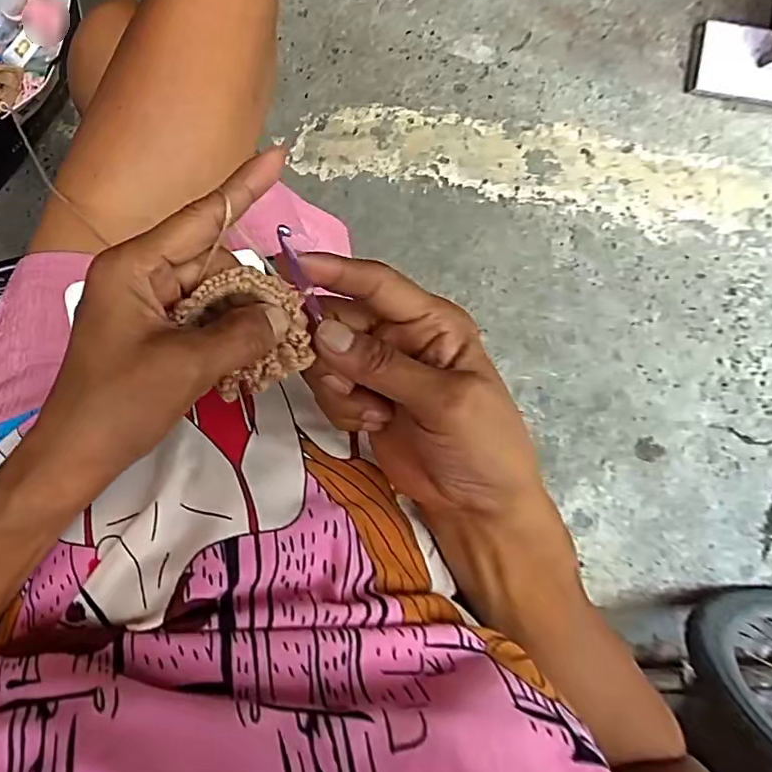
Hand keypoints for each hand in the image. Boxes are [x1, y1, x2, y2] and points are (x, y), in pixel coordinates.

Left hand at [28, 149, 291, 489]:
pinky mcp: (142, 332)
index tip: (277, 154)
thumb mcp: (187, 366)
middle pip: (208, 261)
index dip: (243, 188)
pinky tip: (244, 357)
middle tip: (285, 319)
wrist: (73, 453)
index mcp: (132, 266)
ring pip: (204, 293)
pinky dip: (219, 334)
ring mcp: (137, 304)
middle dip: (248, 286)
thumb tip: (277, 313)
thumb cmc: (118, 405)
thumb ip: (240, 332)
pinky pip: (192, 318)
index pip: (199, 219)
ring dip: (237, 316)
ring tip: (268, 346)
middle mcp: (133, 275)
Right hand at [292, 253, 548, 524]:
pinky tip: (371, 423)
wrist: (477, 507)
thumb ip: (381, 365)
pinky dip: (339, 406)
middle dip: (329, 352)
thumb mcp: (443, 402)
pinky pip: (324, 385)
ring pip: (322, 355)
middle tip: (343, 384)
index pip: (375, 284)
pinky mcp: (357, 393)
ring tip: (372, 412)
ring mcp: (374, 365)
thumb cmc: (482, 447)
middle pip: (335, 319)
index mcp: (430, 321)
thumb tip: (322, 332)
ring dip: (336, 386)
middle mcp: (396, 335)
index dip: (333, 271)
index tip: (289, 264)